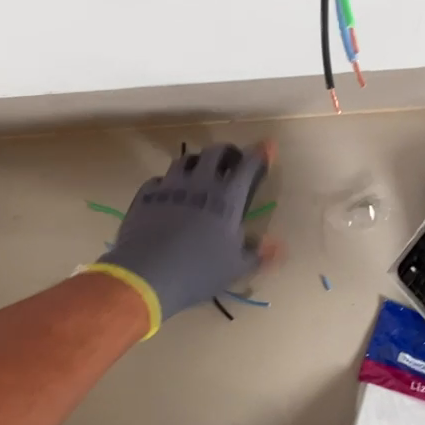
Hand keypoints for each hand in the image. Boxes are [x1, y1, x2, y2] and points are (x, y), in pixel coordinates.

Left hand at [92, 142, 271, 334]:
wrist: (147, 275)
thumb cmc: (199, 272)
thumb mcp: (235, 268)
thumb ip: (258, 254)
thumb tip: (278, 247)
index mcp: (227, 198)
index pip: (248, 165)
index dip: (259, 155)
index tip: (266, 149)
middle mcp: (200, 183)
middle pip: (215, 152)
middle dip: (228, 152)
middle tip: (233, 161)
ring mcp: (170, 186)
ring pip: (185, 160)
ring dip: (197, 162)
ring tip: (200, 173)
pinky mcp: (146, 195)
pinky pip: (159, 180)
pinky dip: (169, 183)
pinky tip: (170, 193)